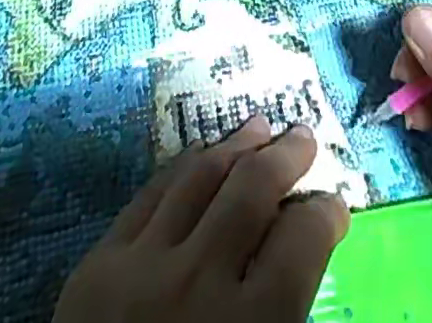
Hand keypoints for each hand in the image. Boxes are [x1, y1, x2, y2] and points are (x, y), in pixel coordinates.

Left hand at [53, 114, 349, 322]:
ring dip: (237, 145)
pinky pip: (150, 193)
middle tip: (304, 137)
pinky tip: (202, 155)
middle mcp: (199, 281)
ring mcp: (142, 266)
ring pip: (201, 176)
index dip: (327, 214)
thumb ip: (287, 309)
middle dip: (288, 155)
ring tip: (259, 126)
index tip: (334, 207)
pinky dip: (184, 167)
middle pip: (253, 188)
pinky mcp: (97, 264)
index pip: (304, 237)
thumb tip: (307, 244)